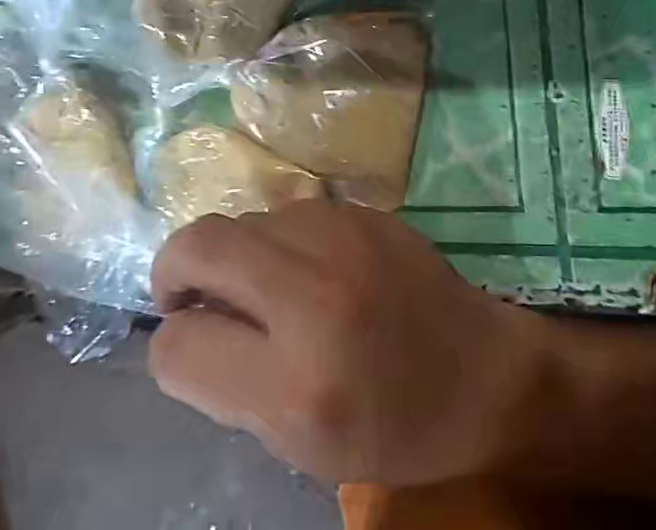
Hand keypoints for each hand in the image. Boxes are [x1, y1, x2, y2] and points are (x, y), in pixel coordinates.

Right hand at [148, 201, 547, 485]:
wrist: (483, 374)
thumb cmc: (392, 426)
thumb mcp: (298, 443)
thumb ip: (224, 385)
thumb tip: (181, 326)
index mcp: (295, 383)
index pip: (177, 345)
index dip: (172, 347)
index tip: (191, 347)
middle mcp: (315, 293)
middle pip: (198, 243)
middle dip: (175, 269)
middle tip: (193, 296)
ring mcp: (344, 237)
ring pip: (242, 220)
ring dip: (234, 253)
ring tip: (262, 287)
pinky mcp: (365, 211)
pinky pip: (289, 211)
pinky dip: (278, 240)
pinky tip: (308, 268)